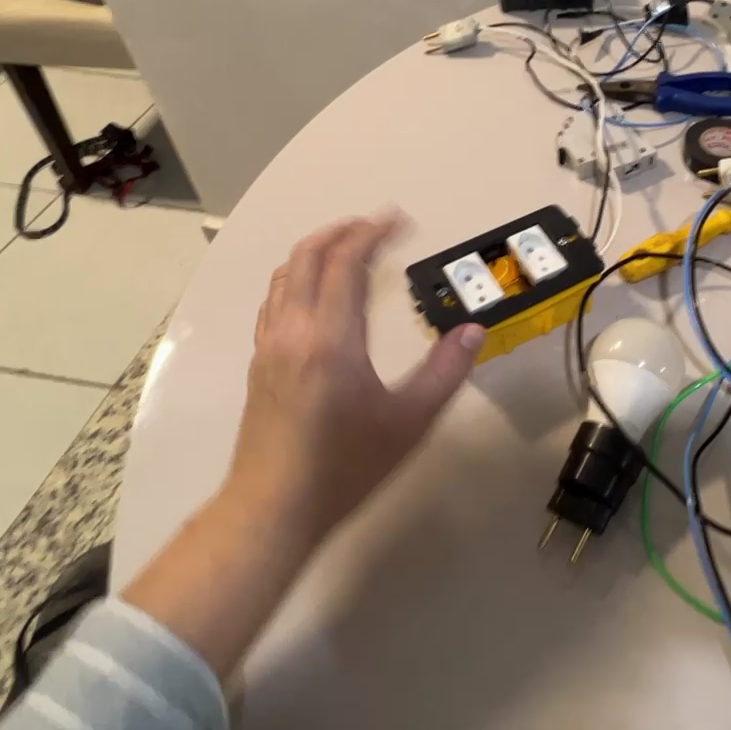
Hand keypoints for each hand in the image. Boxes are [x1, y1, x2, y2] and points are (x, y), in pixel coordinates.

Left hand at [226, 212, 485, 536]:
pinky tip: (316, 292)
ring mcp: (270, 344)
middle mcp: (294, 330)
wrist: (272, 509)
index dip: (373, 232)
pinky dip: (297, 276)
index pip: (346, 262)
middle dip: (342, 231)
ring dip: (316, 250)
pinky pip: (274, 299)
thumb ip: (445, 371)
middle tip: (377, 226)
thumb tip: (472, 330)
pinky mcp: (258, 361)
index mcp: (331, 338)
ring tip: (349, 248)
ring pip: (284, 275)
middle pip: (307, 256)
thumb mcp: (409, 422)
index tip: (400, 221)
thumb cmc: (346, 466)